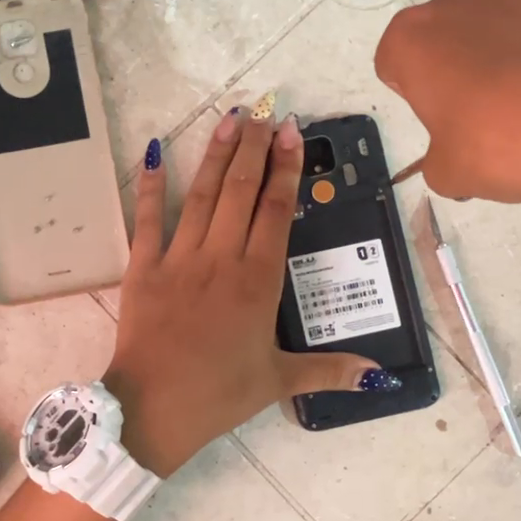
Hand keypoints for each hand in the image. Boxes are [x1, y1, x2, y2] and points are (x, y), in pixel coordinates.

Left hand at [103, 104, 396, 476]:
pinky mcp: (142, 269)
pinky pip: (147, 220)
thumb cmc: (219, 396)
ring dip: (216, 156)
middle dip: (254, 149)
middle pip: (241, 192)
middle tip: (263, 112)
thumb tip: (379, 375)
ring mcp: (178, 260)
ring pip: (202, 196)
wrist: (153, 409)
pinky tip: (156, 153)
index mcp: (258, 282)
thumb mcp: (278, 381)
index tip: (292, 134)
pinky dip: (152, 186)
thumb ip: (328, 370)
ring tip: (228, 119)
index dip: (286, 170)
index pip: (276, 212)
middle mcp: (221, 260)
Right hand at [375, 0, 520, 206]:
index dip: (420, 89)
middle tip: (502, 104)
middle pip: (454, 24)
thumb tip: (457, 148)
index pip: (397, 59)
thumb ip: (439, 154)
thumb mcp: (451, 175)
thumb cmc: (509, 148)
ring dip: (519, 30)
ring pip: (511, 1)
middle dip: (470, 54)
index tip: (448, 114)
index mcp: (413, 40)